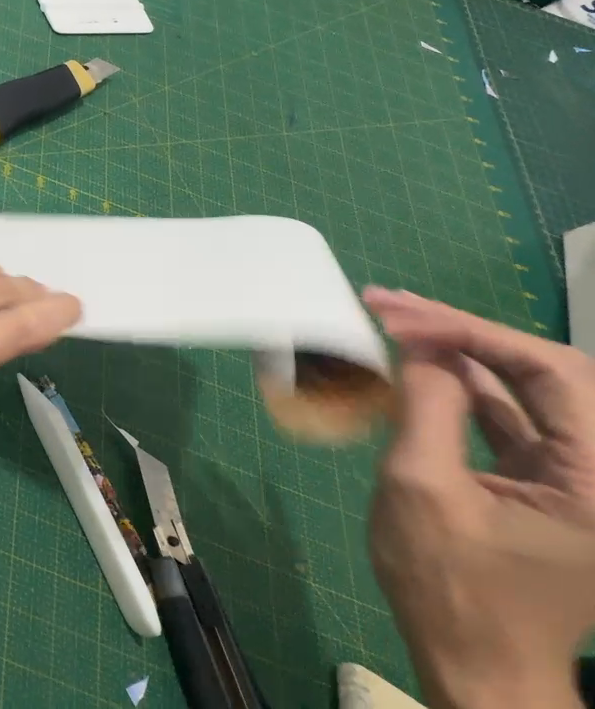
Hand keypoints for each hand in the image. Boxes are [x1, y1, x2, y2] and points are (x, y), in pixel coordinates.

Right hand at [364, 287, 594, 708]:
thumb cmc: (449, 582)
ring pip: (523, 392)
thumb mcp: (423, 489)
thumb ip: (428, 411)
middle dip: (465, 331)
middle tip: (389, 304)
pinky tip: (414, 365)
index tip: (399, 315)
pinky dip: (458, 387)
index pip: (553, 373)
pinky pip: (505, 420)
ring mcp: (574, 478)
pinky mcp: (542, 486)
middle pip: (547, 374)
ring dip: (458, 353)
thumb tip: (422, 351)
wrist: (476, 659)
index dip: (474, 333)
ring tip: (393, 320)